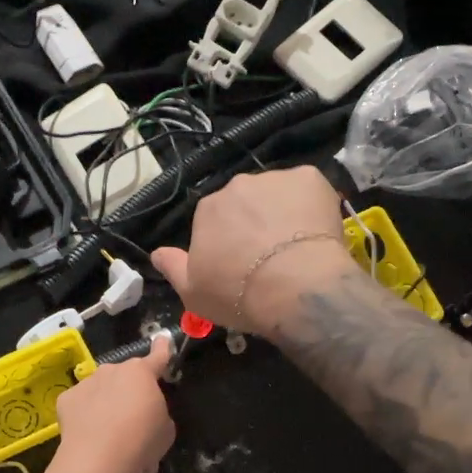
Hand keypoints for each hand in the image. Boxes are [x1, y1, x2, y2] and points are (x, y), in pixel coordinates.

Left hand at [53, 335, 175, 472]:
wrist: (100, 458)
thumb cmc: (142, 441)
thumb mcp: (165, 429)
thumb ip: (158, 413)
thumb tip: (147, 414)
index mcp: (142, 374)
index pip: (157, 357)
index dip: (161, 349)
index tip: (162, 339)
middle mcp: (112, 370)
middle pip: (124, 377)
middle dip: (128, 392)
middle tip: (132, 421)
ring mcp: (86, 383)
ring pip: (100, 390)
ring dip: (106, 404)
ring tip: (109, 434)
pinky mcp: (66, 399)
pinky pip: (80, 404)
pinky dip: (84, 416)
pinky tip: (89, 436)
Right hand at [151, 166, 354, 335]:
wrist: (293, 287)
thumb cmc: (237, 294)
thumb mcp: (193, 293)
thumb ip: (172, 268)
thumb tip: (156, 253)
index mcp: (206, 209)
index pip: (212, 220)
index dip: (226, 243)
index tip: (237, 265)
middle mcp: (237, 186)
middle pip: (244, 203)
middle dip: (253, 224)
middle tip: (267, 257)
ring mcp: (275, 179)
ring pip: (276, 195)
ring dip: (281, 214)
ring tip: (294, 247)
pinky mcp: (309, 178)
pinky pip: (307, 189)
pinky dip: (310, 206)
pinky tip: (315, 232)